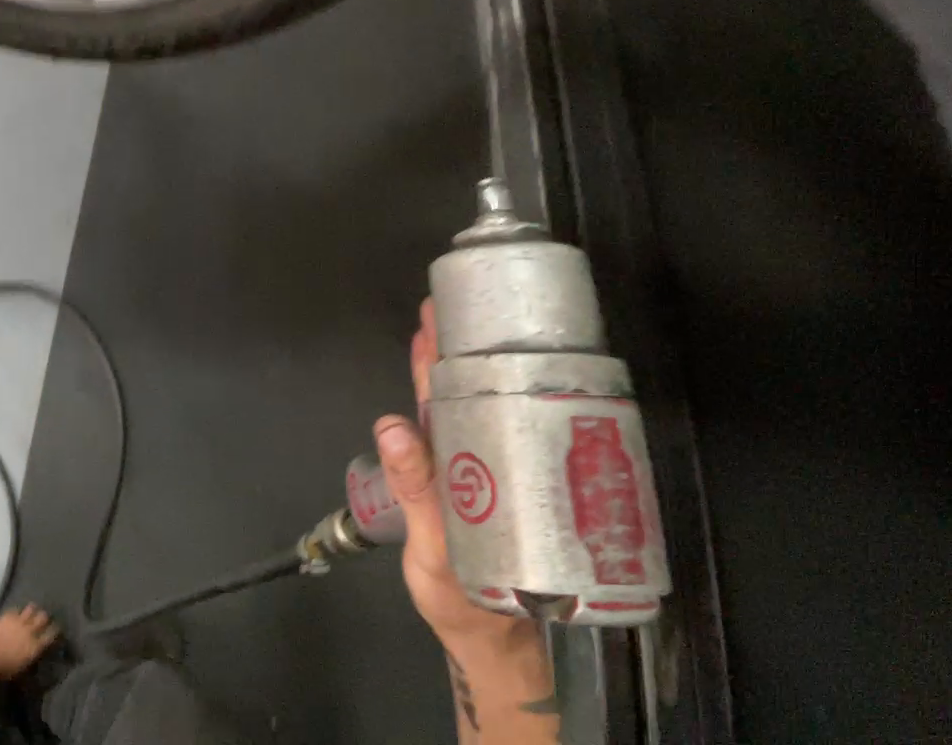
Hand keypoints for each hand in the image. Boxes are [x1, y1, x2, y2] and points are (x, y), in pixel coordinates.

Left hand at [0, 606, 59, 680]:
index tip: (55, 628)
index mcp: (35, 646)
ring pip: (31, 609)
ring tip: (31, 612)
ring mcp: (18, 621)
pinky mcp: (7, 617)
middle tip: (43, 618)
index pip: (51, 633)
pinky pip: (16, 610)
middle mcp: (29, 631)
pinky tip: (16, 615)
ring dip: (32, 611)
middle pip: (43, 617)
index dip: (54, 630)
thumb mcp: (25, 664)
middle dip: (44, 617)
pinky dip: (17, 612)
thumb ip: (33, 651)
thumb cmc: (6, 670)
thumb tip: (36, 645)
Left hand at [375, 300, 537, 655]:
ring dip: (504, 375)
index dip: (430, 357)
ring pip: (501, 416)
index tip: (435, 312)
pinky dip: (540, 416)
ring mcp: (505, 476)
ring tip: (516, 334)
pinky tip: (561, 395)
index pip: (429, 398)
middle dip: (468, 351)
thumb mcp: (427, 543)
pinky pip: (535, 449)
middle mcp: (469, 462)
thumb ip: (413, 488)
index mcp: (437, 465)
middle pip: (466, 397)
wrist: (506, 645)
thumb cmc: (455, 593)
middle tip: (481, 305)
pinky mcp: (539, 496)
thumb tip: (390, 423)